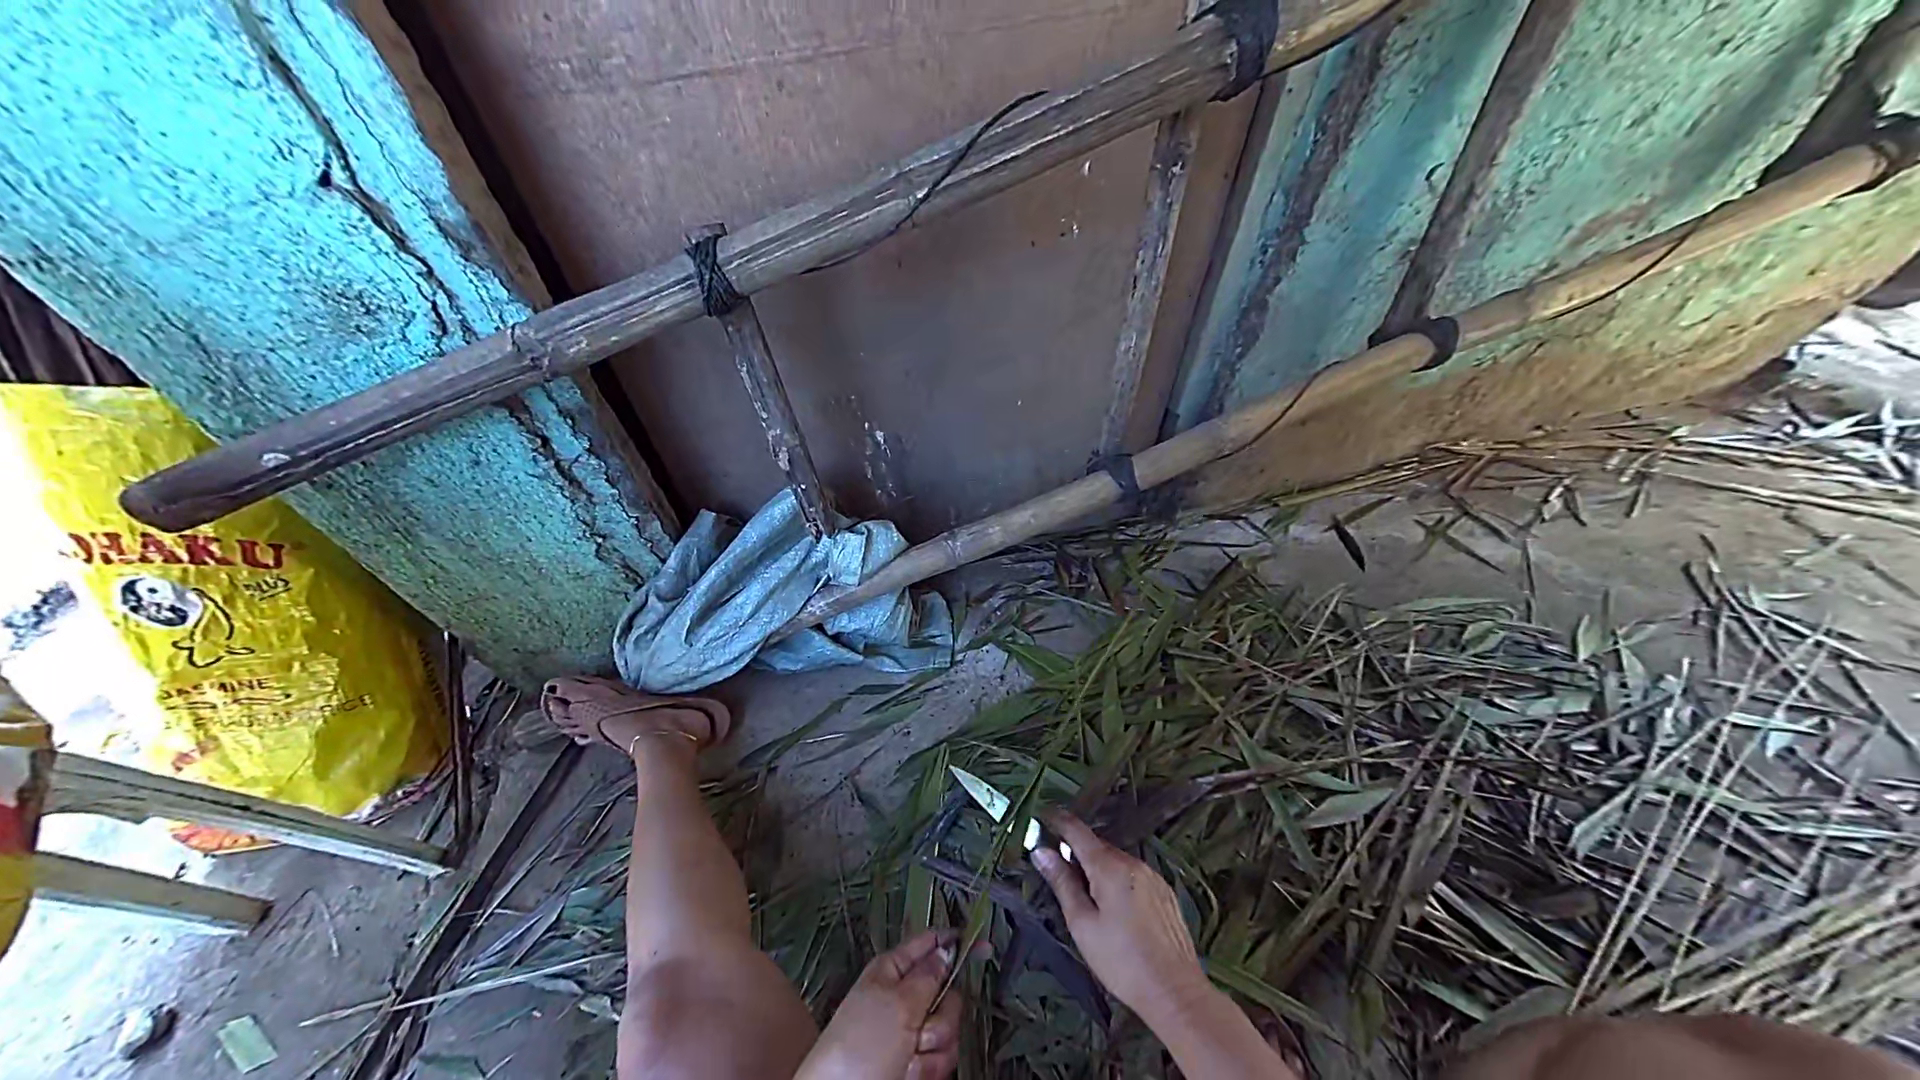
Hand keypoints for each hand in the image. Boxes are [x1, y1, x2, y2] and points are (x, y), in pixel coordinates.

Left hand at [795, 930, 963, 1079]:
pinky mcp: (917, 1061)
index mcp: (893, 971)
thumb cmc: (858, 1047)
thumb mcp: (897, 1004)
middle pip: (948, 993)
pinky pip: (943, 1058)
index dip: (954, 942)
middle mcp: (904, 997)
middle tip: (918, 1028)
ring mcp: (910, 1031)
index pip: (930, 944)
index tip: (980, 943)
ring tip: (907, 1057)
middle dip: (941, 1016)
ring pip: (949, 1029)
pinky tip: (907, 1072)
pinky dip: (928, 1069)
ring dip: (932, 1048)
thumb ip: (928, 976)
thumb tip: (947, 949)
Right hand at [1033, 813, 1300, 1079]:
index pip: (1078, 831)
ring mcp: (1152, 877)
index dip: (1057, 821)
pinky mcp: (1164, 893)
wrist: (1175, 992)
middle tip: (1057, 870)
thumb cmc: (1121, 960)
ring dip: (1097, 868)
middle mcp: (1133, 863)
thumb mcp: (1082, 924)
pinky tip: (1114, 908)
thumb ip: (1062, 883)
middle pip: (1097, 846)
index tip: (1042, 816)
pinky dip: (1117, 880)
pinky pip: (1133, 875)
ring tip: (1086, 897)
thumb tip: (1041, 851)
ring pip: (1116, 861)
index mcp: (1110, 867)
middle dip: (1076, 852)